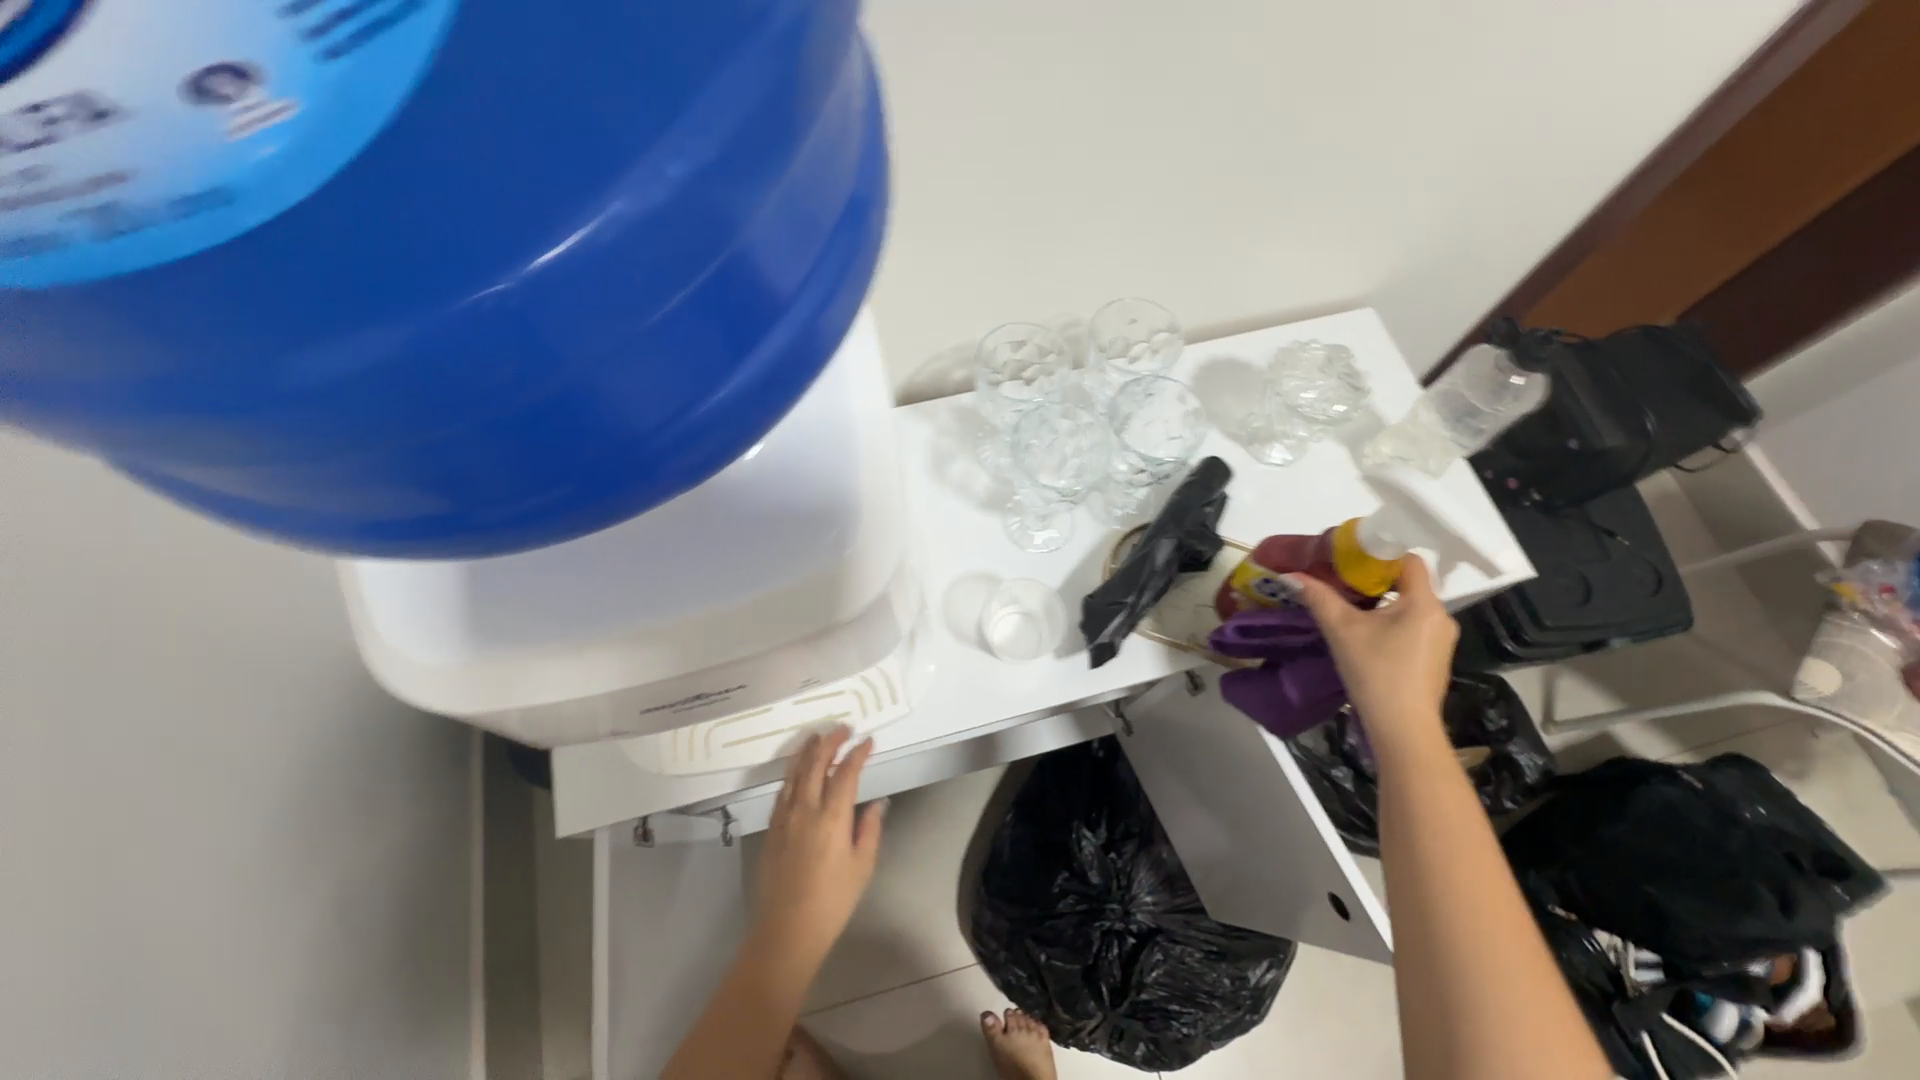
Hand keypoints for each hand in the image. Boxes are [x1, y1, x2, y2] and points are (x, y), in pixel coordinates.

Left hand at [751, 727, 886, 959]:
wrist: (788, 928)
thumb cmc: (833, 900)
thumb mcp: (863, 866)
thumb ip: (869, 829)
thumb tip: (876, 803)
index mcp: (833, 817)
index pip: (846, 773)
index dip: (857, 754)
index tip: (868, 741)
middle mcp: (806, 809)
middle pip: (816, 764)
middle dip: (830, 743)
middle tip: (842, 729)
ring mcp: (785, 818)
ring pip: (795, 774)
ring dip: (807, 752)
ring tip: (816, 738)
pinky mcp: (772, 829)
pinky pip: (783, 792)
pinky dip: (792, 775)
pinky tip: (797, 772)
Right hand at [1289, 556, 1457, 745]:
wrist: (1402, 728)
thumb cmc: (1376, 672)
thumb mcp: (1341, 630)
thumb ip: (1319, 598)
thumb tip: (1292, 575)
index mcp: (1424, 603)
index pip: (1408, 560)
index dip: (1380, 555)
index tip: (1351, 561)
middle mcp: (1441, 616)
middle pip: (1409, 584)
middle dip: (1376, 582)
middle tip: (1343, 585)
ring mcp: (1442, 640)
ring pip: (1411, 608)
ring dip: (1383, 605)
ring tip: (1352, 612)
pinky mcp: (1435, 660)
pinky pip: (1414, 628)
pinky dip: (1393, 625)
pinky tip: (1369, 639)